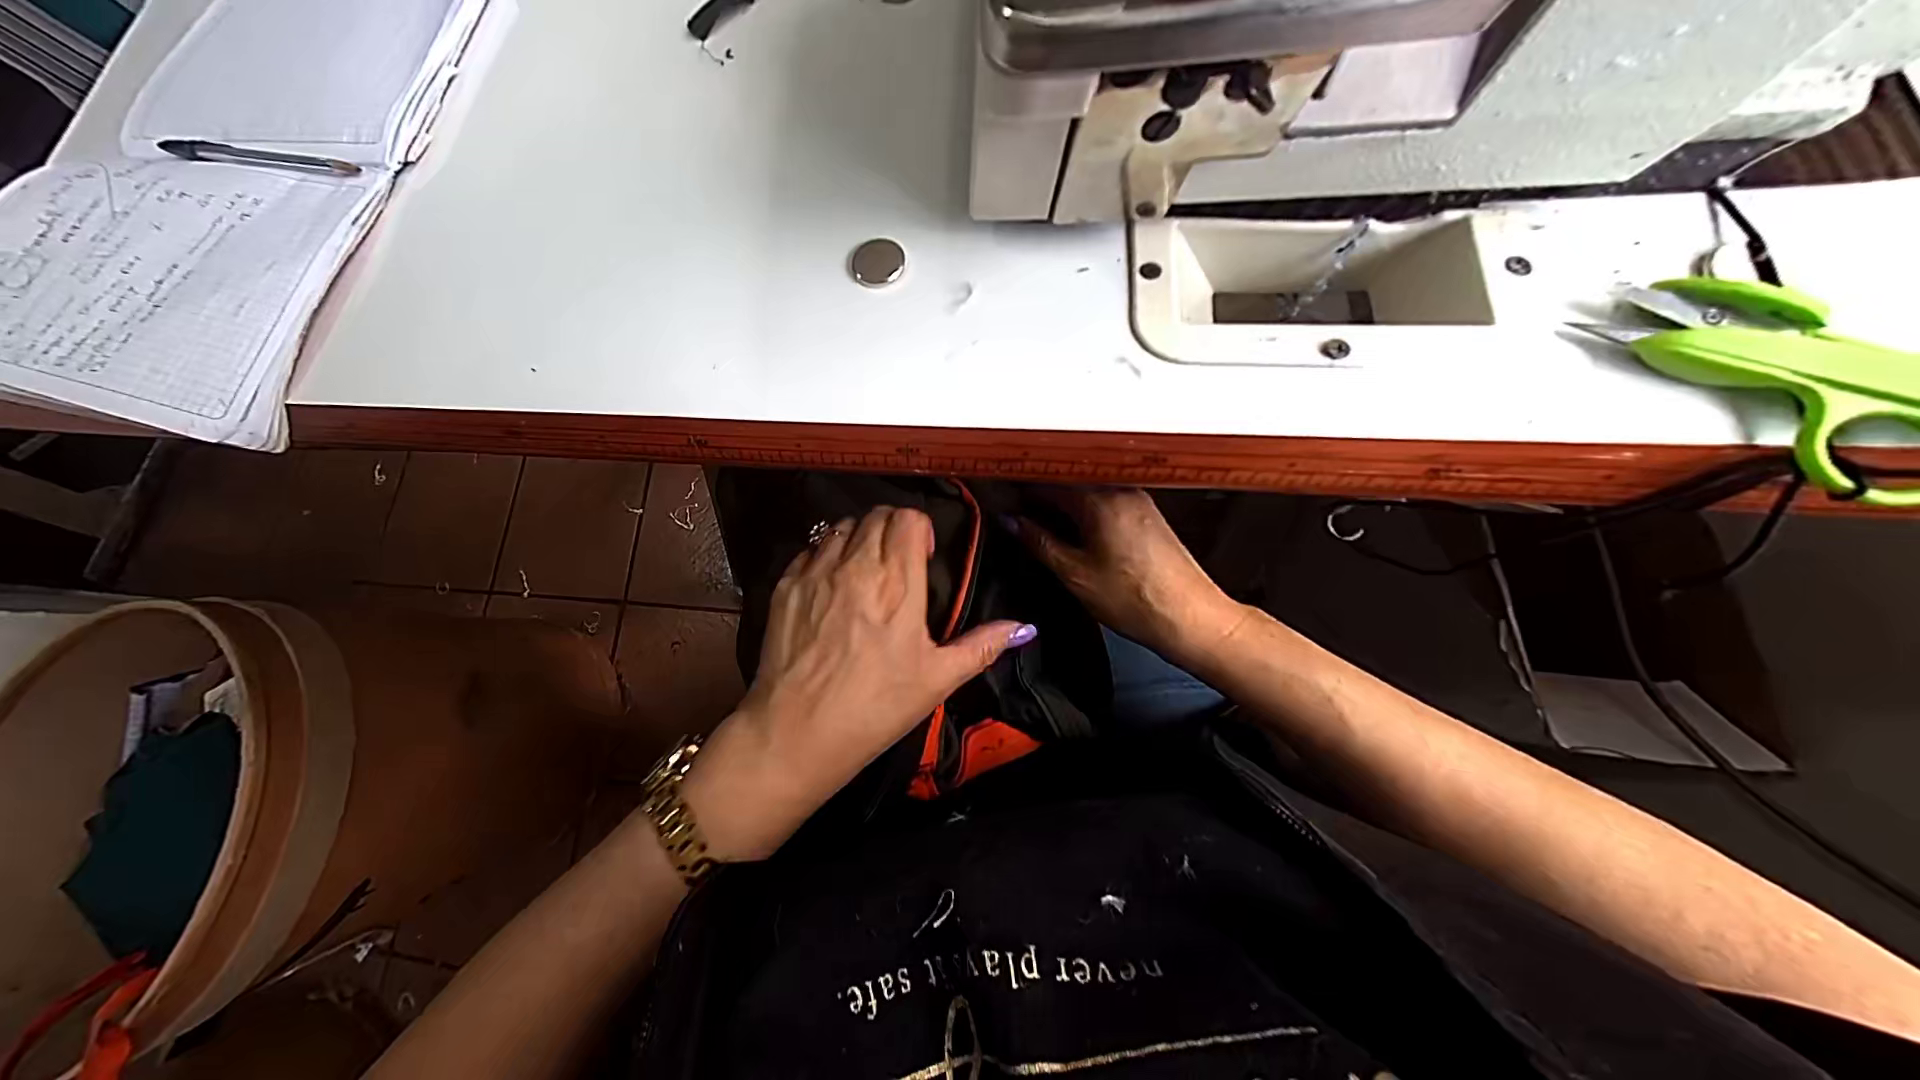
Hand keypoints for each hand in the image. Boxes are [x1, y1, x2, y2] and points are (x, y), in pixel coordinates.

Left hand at [679, 506, 1031, 859]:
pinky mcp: (784, 586)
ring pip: (841, 527)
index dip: (920, 529)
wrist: (796, 732)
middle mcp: (854, 564)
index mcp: (896, 581)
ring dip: (859, 538)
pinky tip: (831, 586)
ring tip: (864, 572)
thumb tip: (1025, 627)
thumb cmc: (875, 707)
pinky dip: (825, 555)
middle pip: (876, 515)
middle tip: (897, 562)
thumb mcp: (937, 679)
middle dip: (892, 528)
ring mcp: (815, 572)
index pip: (908, 518)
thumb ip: (982, 645)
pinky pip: (810, 550)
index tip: (923, 556)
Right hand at [1014, 488, 1244, 662]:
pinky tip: (1071, 532)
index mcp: (1099, 499)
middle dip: (1037, 495)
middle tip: (1013, 513)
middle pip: (1067, 481)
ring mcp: (1137, 501)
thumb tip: (1012, 523)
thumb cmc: (1139, 601)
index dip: (1017, 490)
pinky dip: (1082, 512)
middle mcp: (1120, 491)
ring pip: (1086, 491)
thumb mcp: (1074, 573)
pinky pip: (1104, 502)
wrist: (1191, 618)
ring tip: (1037, 525)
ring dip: (1060, 504)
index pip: (1046, 481)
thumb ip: (1038, 542)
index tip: (999, 500)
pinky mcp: (1146, 516)